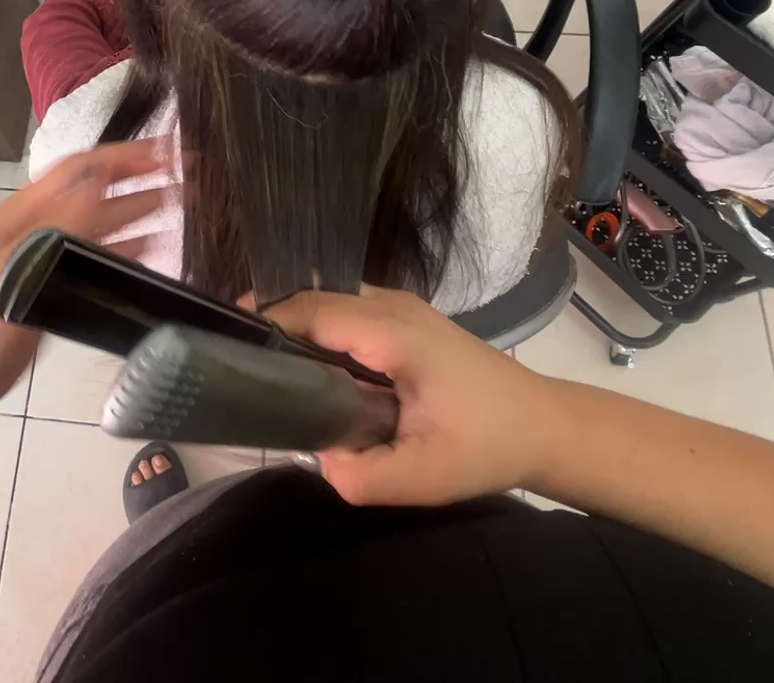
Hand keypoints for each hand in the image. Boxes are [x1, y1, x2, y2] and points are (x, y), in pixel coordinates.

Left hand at [0, 139, 168, 416]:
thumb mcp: (12, 269)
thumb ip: (58, 225)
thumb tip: (98, 176)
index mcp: (24, 214)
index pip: (81, 170)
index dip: (124, 157)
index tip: (169, 152)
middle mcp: (38, 229)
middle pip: (95, 195)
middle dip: (139, 182)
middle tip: (187, 179)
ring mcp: (45, 260)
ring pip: (97, 227)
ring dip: (135, 214)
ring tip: (178, 208)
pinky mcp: (51, 291)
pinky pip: (92, 262)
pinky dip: (121, 252)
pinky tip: (148, 251)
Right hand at [264, 286, 568, 505]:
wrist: (545, 424)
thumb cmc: (488, 446)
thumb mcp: (427, 477)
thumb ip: (365, 476)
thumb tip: (318, 459)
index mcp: (394, 335)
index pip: (315, 311)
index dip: (268, 318)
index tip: (228, 339)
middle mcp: (393, 307)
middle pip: (315, 296)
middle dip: (271, 316)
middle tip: (234, 352)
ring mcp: (401, 307)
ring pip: (330, 298)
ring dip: (294, 318)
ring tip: (262, 356)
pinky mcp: (405, 317)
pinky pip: (347, 308)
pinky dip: (318, 323)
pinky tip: (308, 359)